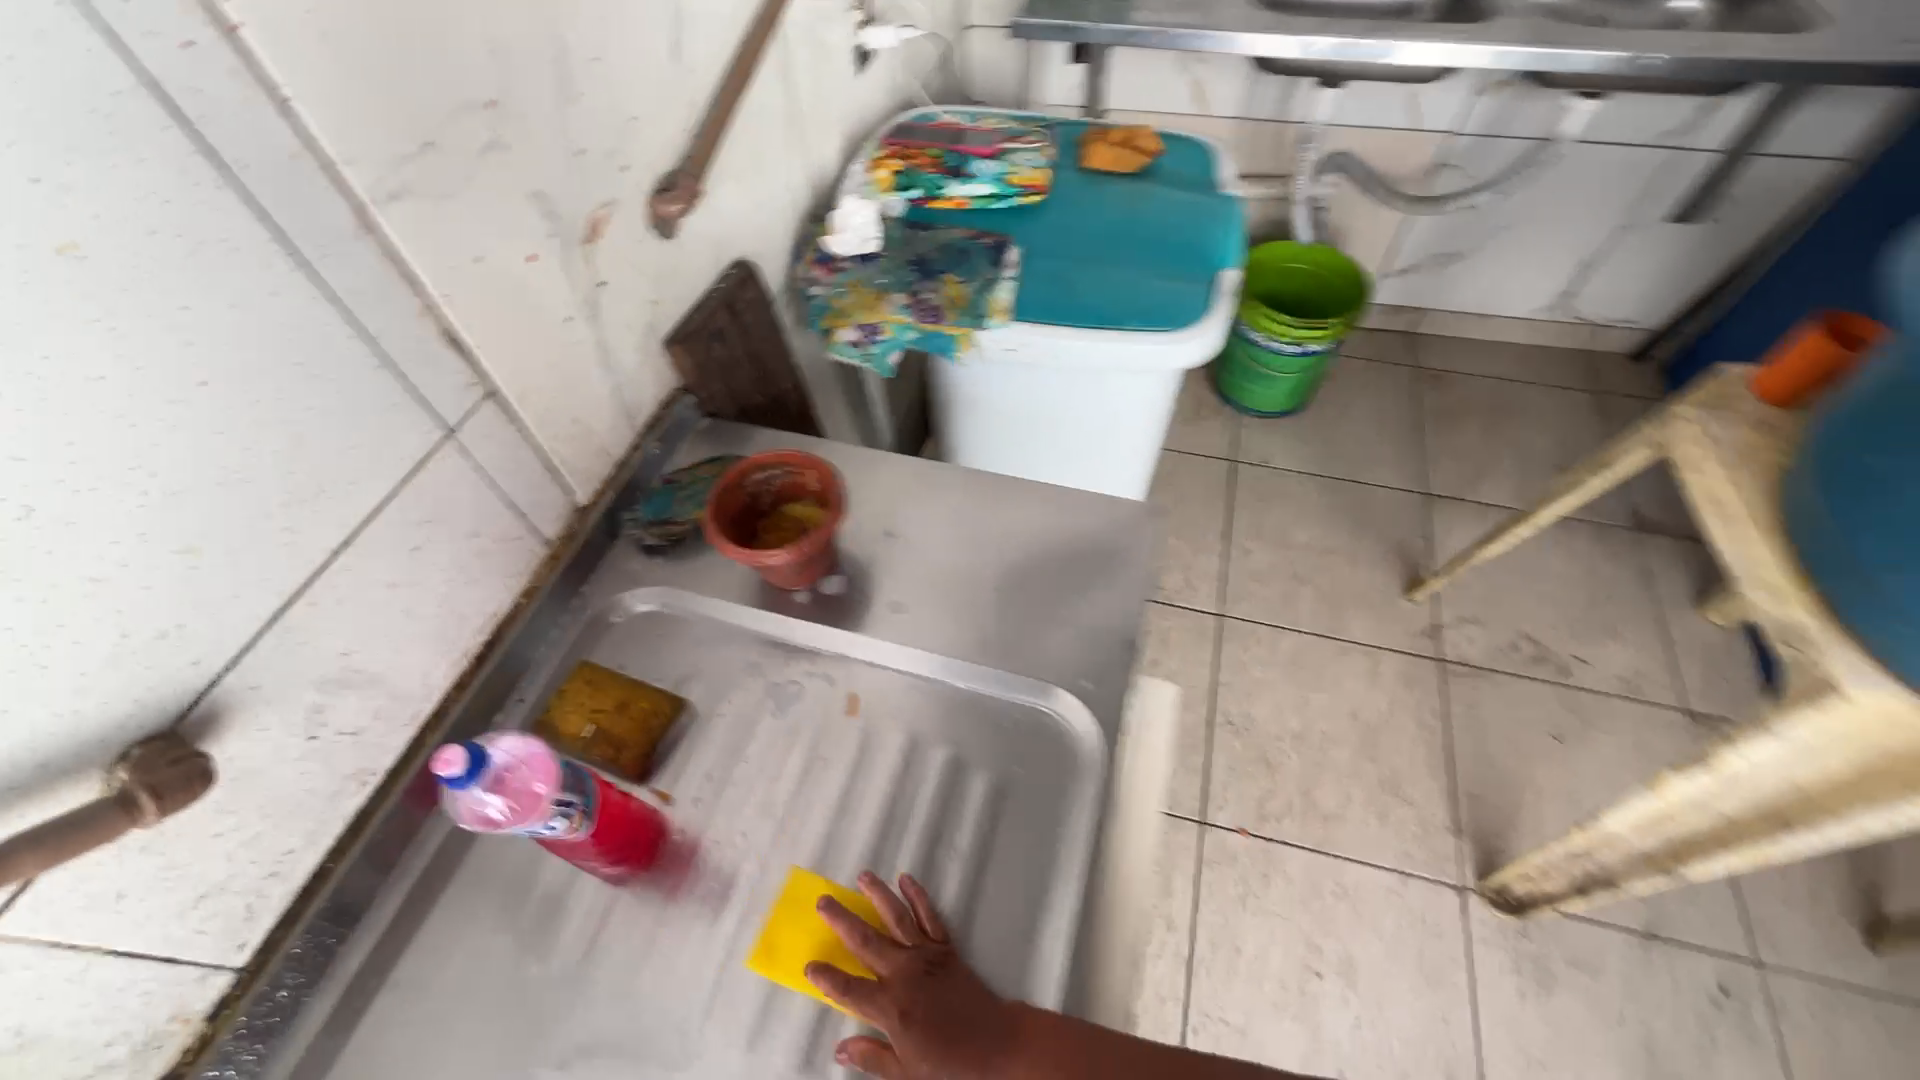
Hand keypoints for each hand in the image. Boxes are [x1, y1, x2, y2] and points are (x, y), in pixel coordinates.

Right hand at [805, 871, 1022, 1078]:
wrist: (994, 1044)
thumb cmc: (949, 1063)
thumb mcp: (905, 1072)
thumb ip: (871, 1057)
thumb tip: (839, 1049)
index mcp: (890, 1007)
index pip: (848, 990)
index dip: (827, 978)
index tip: (809, 966)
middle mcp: (904, 973)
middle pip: (866, 941)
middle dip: (842, 921)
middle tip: (824, 901)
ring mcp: (925, 956)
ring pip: (896, 918)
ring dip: (878, 895)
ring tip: (862, 876)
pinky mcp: (945, 948)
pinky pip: (929, 916)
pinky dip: (918, 896)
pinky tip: (906, 879)